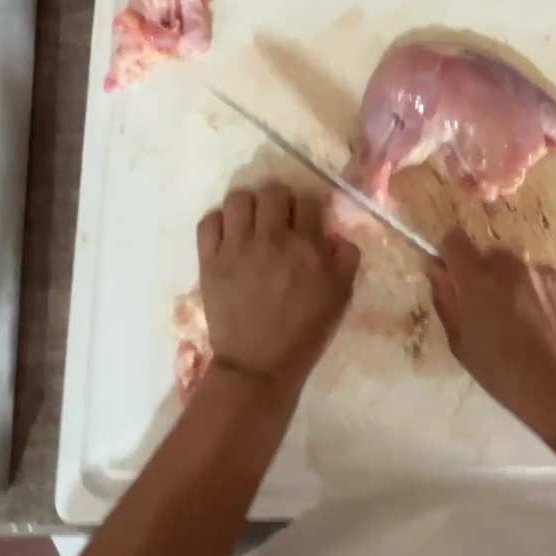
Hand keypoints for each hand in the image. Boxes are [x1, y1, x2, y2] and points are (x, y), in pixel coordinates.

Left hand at [197, 185, 360, 392]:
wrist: (259, 363)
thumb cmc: (305, 332)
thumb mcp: (341, 297)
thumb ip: (346, 259)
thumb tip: (337, 236)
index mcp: (306, 247)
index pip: (308, 201)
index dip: (309, 208)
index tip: (306, 220)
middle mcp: (271, 239)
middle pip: (273, 191)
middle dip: (280, 200)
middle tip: (279, 218)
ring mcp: (236, 247)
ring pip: (239, 198)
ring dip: (249, 205)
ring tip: (252, 222)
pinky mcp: (210, 260)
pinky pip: (209, 221)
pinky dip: (219, 221)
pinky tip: (229, 234)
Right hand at [429, 230, 555, 439]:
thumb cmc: (508, 377)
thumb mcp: (463, 347)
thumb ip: (447, 302)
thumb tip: (439, 273)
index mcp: (479, 280)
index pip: (455, 239)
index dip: (452, 256)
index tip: (456, 278)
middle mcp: (512, 265)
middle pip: (489, 254)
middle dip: (485, 275)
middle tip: (492, 312)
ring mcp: (545, 272)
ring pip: (520, 267)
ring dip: (515, 284)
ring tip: (526, 323)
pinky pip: (546, 279)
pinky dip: (542, 294)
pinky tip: (549, 326)